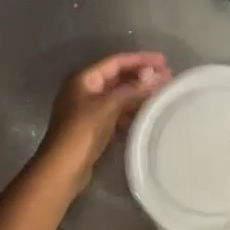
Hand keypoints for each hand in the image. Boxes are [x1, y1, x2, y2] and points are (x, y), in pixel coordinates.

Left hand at [41, 52, 170, 184]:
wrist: (61, 170)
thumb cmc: (81, 133)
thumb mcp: (107, 107)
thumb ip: (131, 89)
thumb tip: (153, 75)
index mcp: (84, 79)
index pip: (116, 61)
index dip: (140, 59)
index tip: (163, 60)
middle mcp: (86, 90)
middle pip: (118, 77)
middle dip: (142, 76)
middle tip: (167, 76)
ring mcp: (89, 109)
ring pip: (119, 95)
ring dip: (139, 93)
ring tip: (162, 93)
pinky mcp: (94, 126)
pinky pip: (117, 111)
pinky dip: (131, 109)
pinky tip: (147, 112)